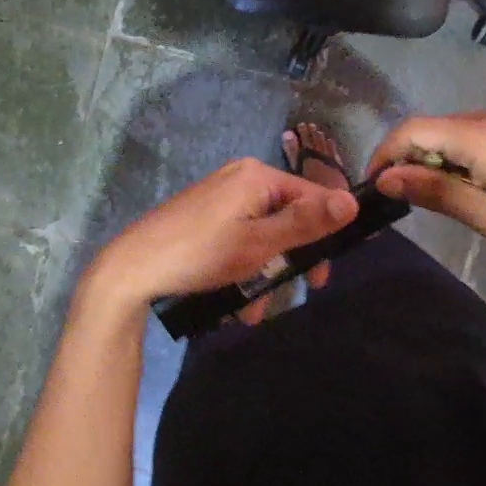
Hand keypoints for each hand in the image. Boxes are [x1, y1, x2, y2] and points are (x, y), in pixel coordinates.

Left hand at [83, 158, 359, 309]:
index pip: (314, 196)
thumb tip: (353, 202)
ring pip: (263, 234)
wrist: (132, 270)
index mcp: (258, 176)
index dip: (328, 233)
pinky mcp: (205, 217)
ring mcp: (221, 197)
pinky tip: (235, 301)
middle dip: (290, 260)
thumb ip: (307, 223)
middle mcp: (241, 178)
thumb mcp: (260, 244)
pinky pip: (240, 239)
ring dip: (265, 274)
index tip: (325, 273)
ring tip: (253, 309)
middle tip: (297, 293)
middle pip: (288, 217)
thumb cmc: (201, 254)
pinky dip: (243, 268)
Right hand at [369, 109, 485, 269]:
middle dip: (407, 157)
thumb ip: (431, 190)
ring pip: (447, 131)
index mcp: (480, 134)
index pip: (412, 130)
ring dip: (430, 158)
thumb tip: (385, 178)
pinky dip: (453, 155)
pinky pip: (469, 134)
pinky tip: (462, 184)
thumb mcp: (481, 213)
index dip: (385, 153)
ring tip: (432, 195)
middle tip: (401, 196)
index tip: (374, 184)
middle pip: (429, 127)